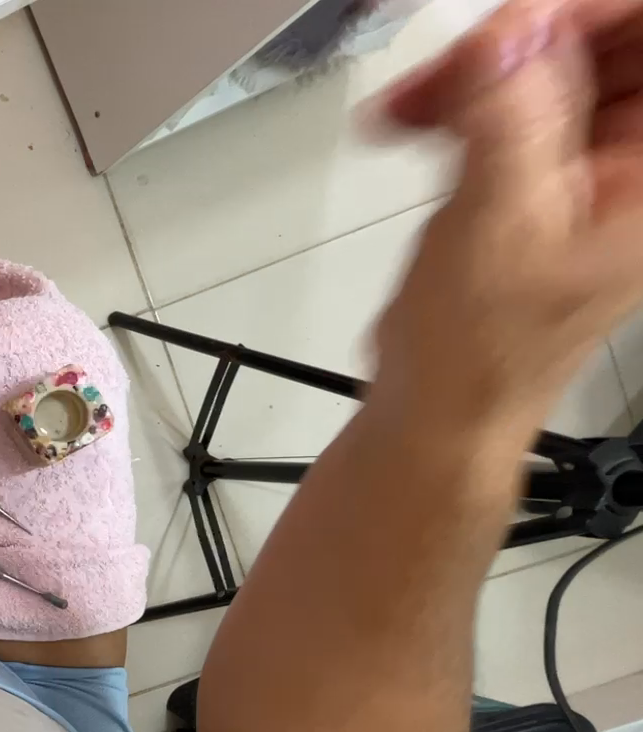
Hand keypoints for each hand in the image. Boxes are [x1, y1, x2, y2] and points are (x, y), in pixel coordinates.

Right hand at [370, 0, 642, 437]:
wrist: (436, 403)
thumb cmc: (479, 347)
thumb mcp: (496, 226)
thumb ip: (508, 124)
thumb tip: (507, 36)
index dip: (589, 17)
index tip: (505, 32)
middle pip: (616, 44)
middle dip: (522, 46)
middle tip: (445, 69)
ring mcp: (598, 163)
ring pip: (559, 72)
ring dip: (478, 78)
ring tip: (407, 105)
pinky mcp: (541, 177)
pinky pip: (516, 111)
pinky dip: (460, 108)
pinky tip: (413, 124)